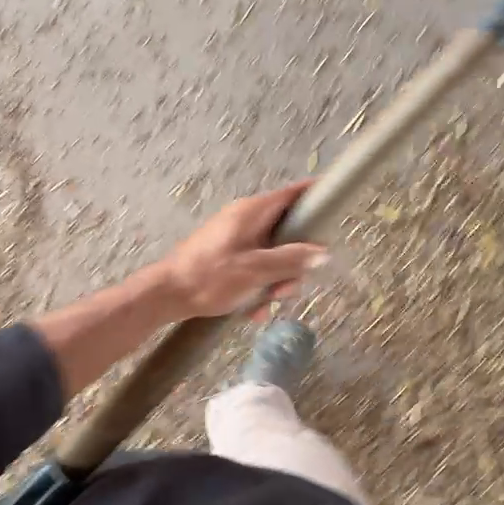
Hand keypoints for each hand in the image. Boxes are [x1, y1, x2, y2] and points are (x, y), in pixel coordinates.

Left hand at [149, 180, 328, 319]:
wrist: (166, 294)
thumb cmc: (209, 277)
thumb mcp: (255, 270)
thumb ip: (290, 260)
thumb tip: (323, 253)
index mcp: (252, 212)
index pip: (293, 194)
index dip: (317, 196)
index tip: (337, 203)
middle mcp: (245, 220)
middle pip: (287, 233)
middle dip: (293, 264)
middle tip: (285, 288)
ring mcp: (234, 239)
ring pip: (272, 256)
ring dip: (274, 282)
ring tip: (263, 303)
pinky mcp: (226, 257)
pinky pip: (254, 268)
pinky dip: (256, 288)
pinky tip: (250, 310)